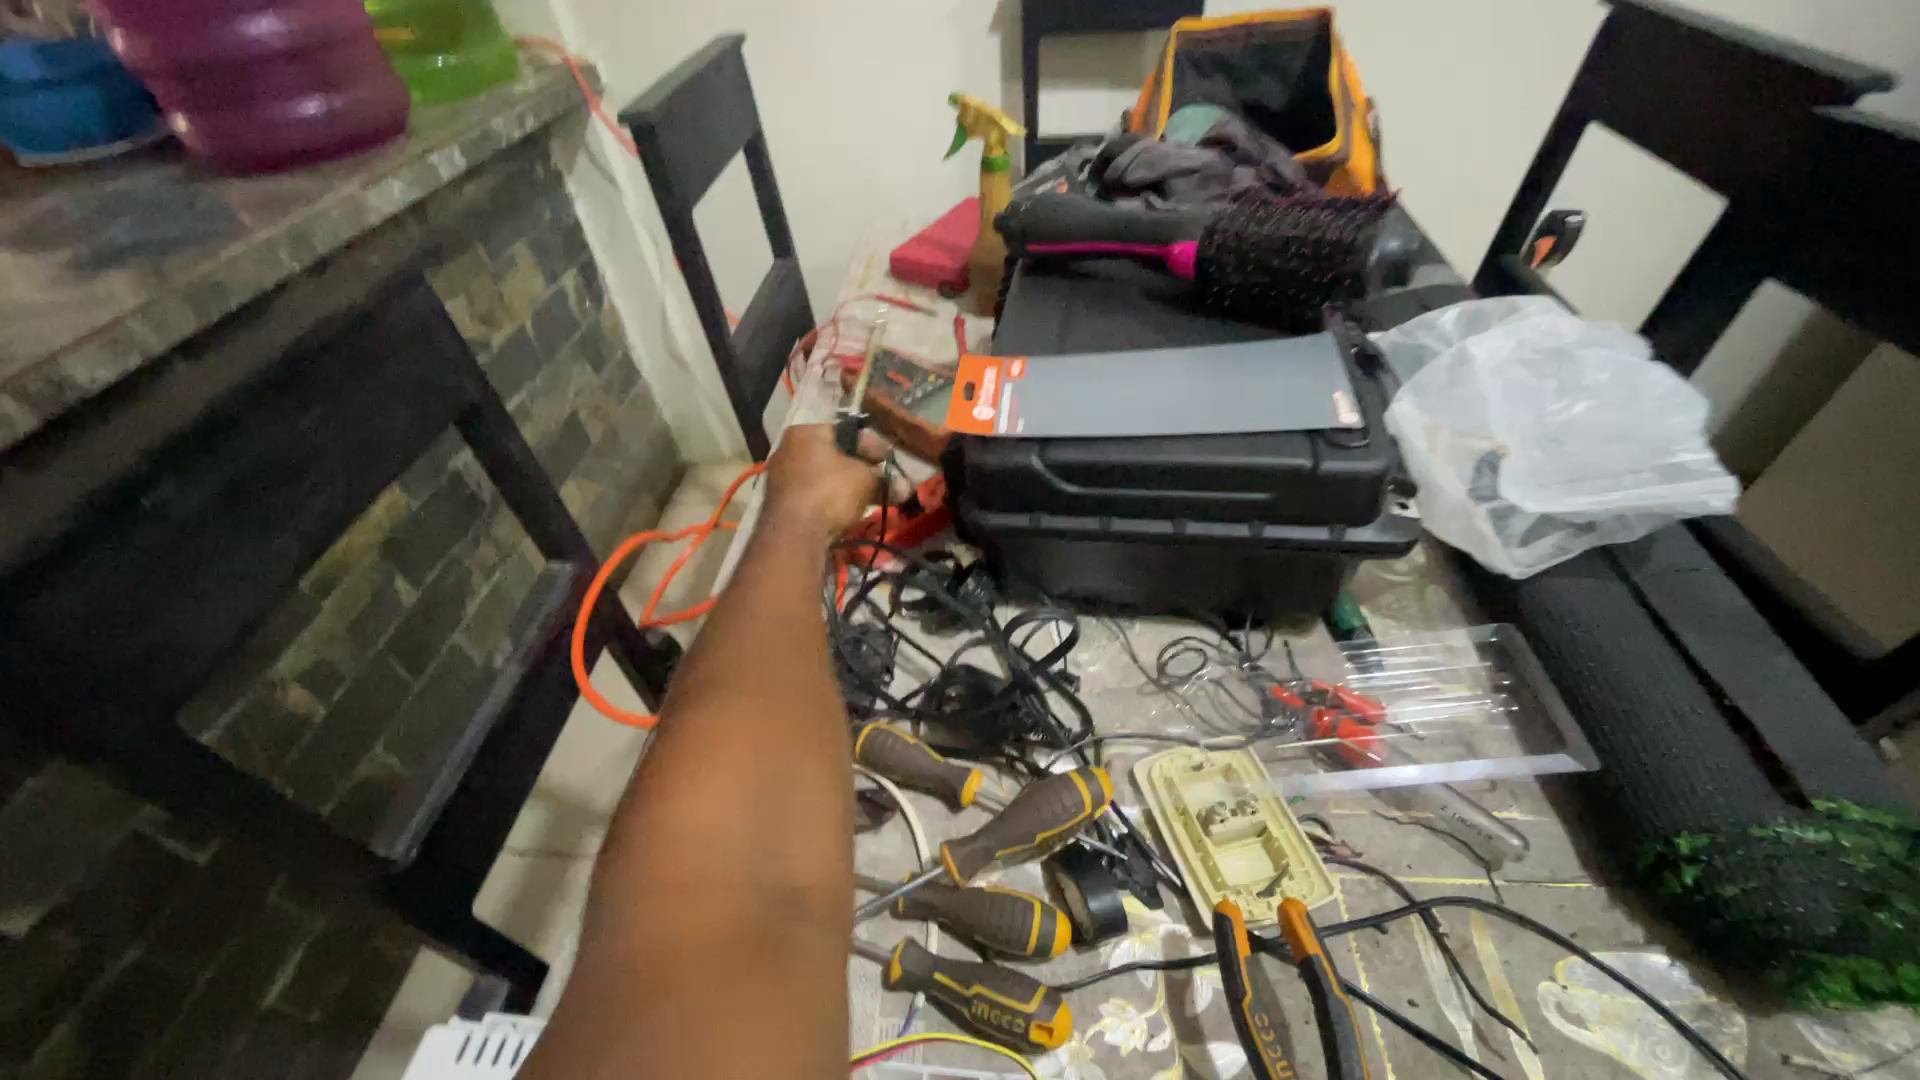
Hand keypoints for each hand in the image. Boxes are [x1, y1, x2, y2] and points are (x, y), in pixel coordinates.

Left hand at [762, 423, 888, 537]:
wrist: (794, 534)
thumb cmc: (830, 492)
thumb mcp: (866, 480)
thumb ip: (885, 479)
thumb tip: (905, 487)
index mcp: (805, 433)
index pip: (846, 431)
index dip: (872, 444)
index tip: (888, 459)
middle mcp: (788, 449)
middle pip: (834, 455)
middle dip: (861, 468)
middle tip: (881, 479)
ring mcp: (782, 477)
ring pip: (825, 477)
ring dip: (849, 486)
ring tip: (871, 498)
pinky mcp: (782, 504)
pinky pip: (815, 495)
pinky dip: (833, 500)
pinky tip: (849, 510)